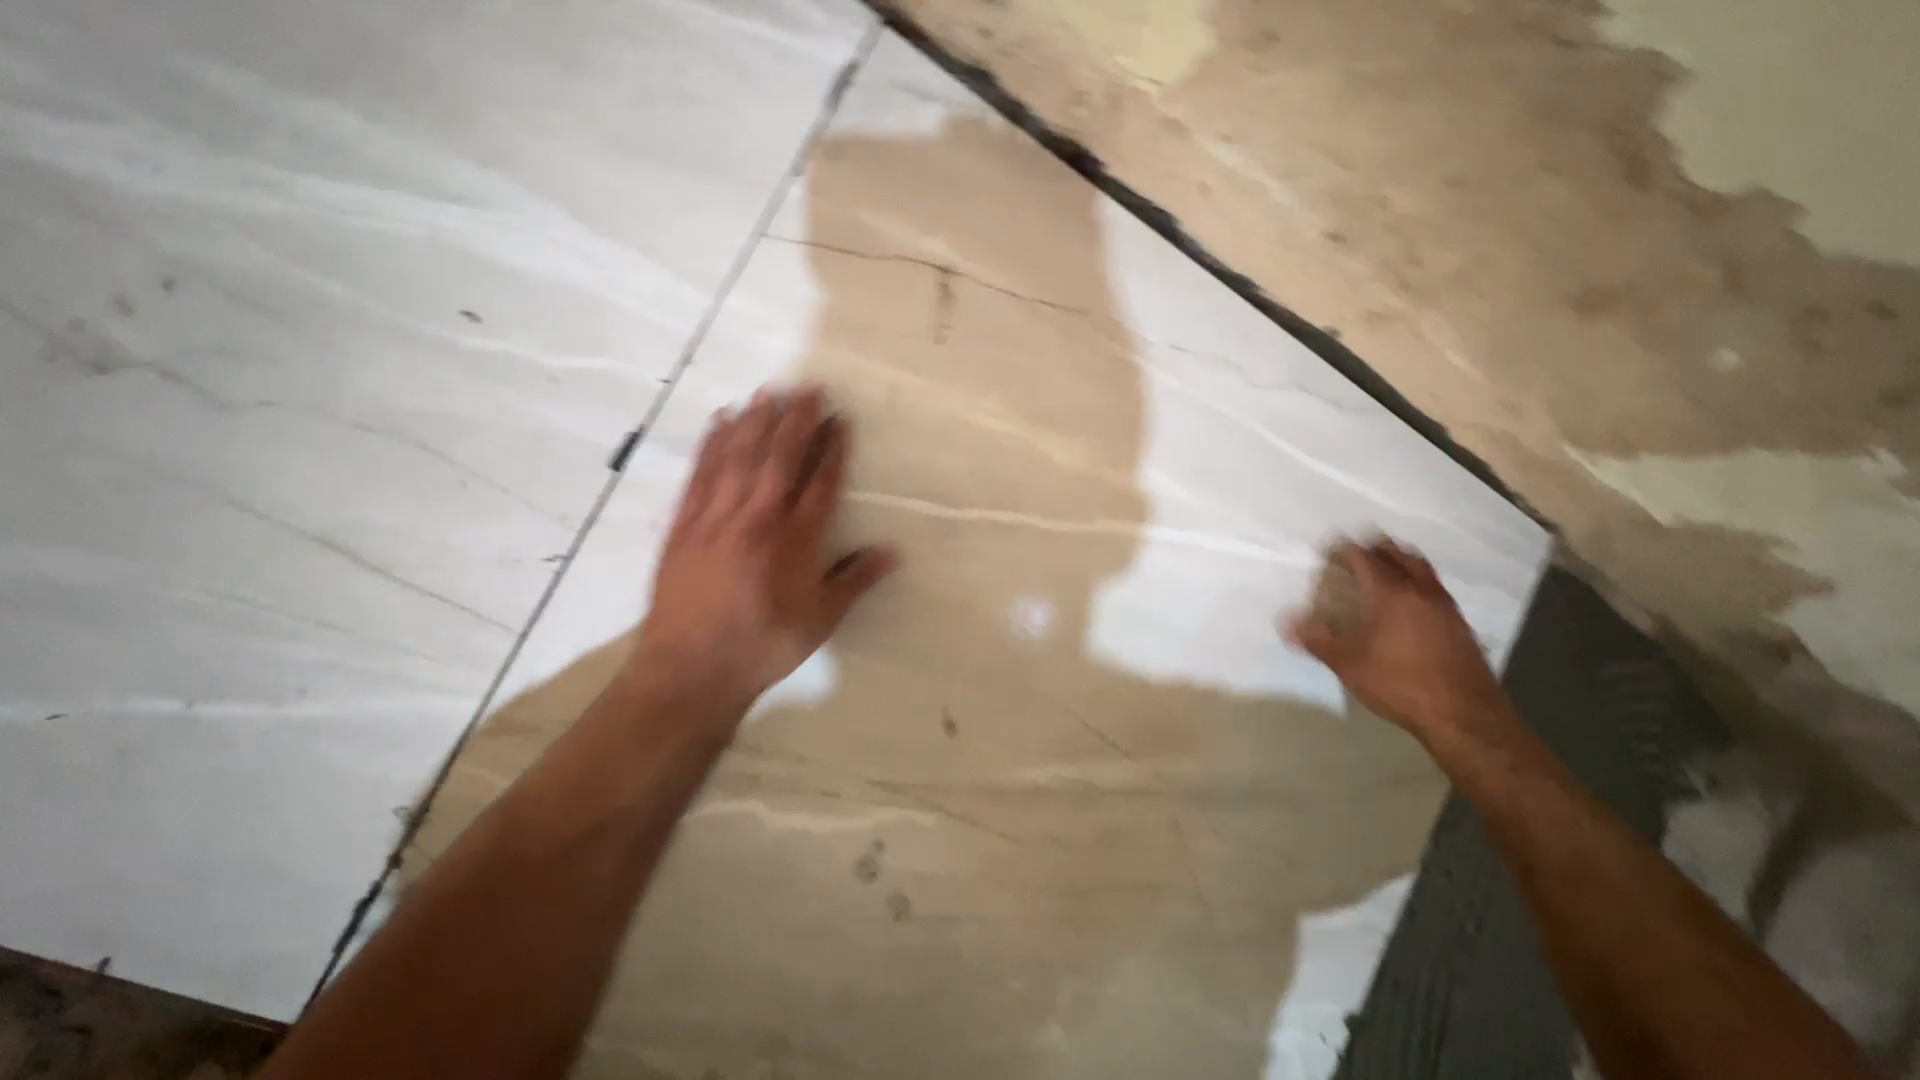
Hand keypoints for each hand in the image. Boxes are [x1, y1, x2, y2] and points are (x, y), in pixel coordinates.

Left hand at [632, 385, 897, 724]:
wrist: (691, 668)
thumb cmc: (763, 646)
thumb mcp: (820, 619)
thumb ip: (854, 581)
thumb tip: (891, 551)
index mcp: (796, 542)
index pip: (820, 483)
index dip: (832, 449)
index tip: (840, 421)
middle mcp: (758, 519)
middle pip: (780, 458)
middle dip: (797, 421)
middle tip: (809, 388)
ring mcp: (717, 518)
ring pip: (739, 457)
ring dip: (756, 421)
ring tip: (769, 392)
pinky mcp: (685, 524)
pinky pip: (701, 473)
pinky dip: (713, 443)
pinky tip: (721, 421)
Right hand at [1284, 538, 1505, 737]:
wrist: (1463, 712)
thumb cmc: (1399, 684)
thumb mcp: (1349, 665)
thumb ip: (1318, 640)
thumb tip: (1287, 624)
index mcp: (1389, 593)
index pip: (1364, 558)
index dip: (1344, 550)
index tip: (1329, 552)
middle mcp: (1419, 590)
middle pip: (1397, 554)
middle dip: (1375, 548)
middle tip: (1356, 554)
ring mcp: (1443, 604)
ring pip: (1421, 567)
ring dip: (1400, 560)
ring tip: (1384, 569)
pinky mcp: (1458, 622)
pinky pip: (1434, 586)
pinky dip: (1418, 581)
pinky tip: (1409, 602)